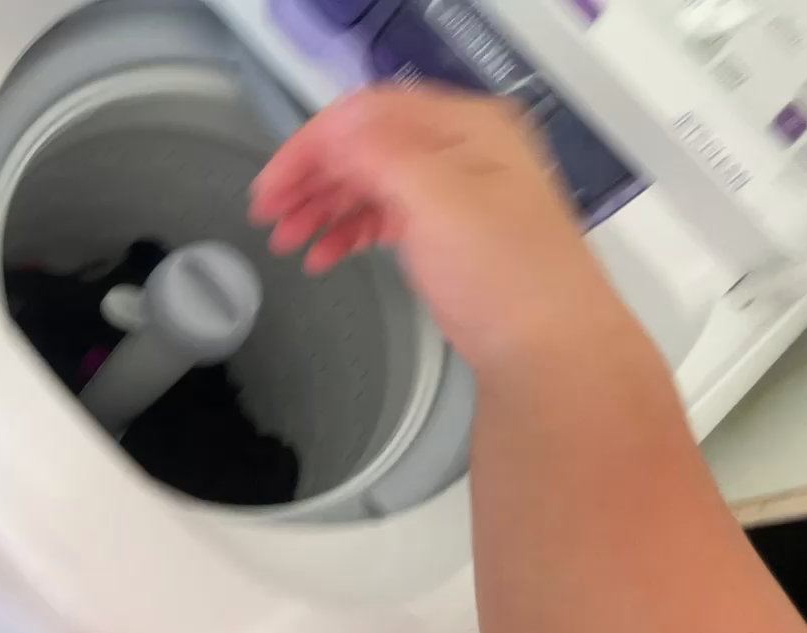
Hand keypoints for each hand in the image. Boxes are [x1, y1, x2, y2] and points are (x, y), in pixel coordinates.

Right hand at [248, 85, 641, 373]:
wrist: (539, 342)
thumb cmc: (509, 277)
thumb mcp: (441, 204)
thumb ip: (385, 159)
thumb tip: (335, 131)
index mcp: (463, 130)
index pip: (367, 115)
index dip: (311, 145)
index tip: (271, 182)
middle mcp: (455, 152)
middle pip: (361, 148)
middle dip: (308, 178)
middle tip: (267, 212)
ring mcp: (446, 191)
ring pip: (363, 183)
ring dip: (319, 208)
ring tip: (286, 239)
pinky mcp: (436, 228)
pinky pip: (376, 217)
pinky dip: (342, 233)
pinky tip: (322, 256)